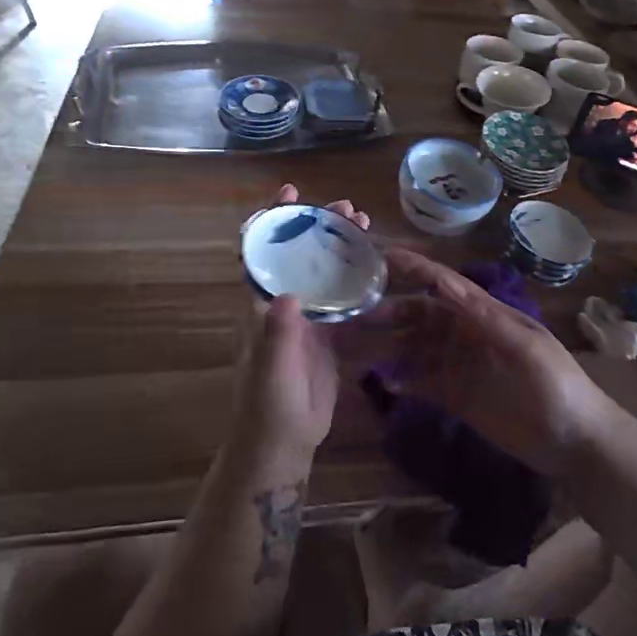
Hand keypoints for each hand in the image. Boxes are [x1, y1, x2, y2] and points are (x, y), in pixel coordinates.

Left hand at [229, 185, 372, 457]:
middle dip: (317, 227)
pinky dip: (356, 281)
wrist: (282, 443)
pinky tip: (376, 268)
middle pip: (299, 255)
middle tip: (348, 209)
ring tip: (365, 226)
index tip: (290, 192)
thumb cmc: (268, 406)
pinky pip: (342, 300)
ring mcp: (306, 319)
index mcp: (261, 305)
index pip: (262, 252)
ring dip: (339, 248)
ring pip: (322, 273)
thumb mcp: (272, 370)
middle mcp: (282, 304)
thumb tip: (288, 294)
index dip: (272, 220)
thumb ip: (279, 334)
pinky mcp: (326, 337)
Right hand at [373, 248, 612, 472]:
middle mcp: (465, 334)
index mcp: (484, 314)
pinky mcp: (454, 396)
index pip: (442, 283)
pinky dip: (399, 381)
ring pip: (413, 347)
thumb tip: (444, 283)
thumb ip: (483, 317)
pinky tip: (381, 384)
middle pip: (418, 314)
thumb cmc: (557, 387)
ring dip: (386, 345)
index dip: (413, 269)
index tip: (379, 257)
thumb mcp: (524, 348)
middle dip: (387, 310)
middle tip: (352, 312)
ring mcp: (458, 366)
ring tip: (353, 346)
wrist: (577, 445)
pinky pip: (419, 382)